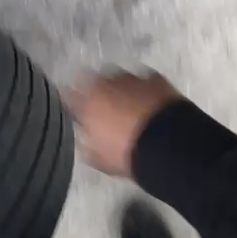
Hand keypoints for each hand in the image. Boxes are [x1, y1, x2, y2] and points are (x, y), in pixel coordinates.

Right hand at [65, 70, 182, 178]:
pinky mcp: (154, 78)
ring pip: (117, 78)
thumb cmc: (128, 153)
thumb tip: (86, 141)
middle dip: (95, 91)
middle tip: (103, 107)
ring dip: (119, 88)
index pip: (68, 95)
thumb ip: (88, 145)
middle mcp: (105, 84)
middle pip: (92, 81)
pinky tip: (148, 101)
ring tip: (127, 104)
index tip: (72, 106)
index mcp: (87, 103)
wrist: (168, 144)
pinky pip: (143, 80)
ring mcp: (130, 79)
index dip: (70, 100)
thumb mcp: (101, 159)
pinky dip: (143, 88)